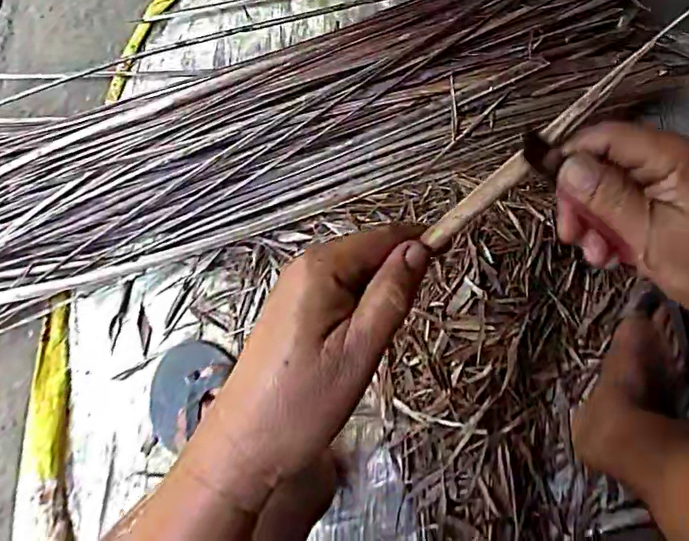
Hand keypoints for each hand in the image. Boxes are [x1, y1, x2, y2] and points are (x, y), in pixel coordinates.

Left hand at [184, 225, 430, 507]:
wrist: (237, 454)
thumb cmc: (299, 407)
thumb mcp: (359, 352)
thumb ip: (392, 295)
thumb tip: (420, 247)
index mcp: (322, 267)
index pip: (386, 235)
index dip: (422, 242)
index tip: (451, 256)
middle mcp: (307, 265)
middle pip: (372, 250)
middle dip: (398, 275)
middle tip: (403, 323)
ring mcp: (296, 285)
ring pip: (359, 272)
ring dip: (380, 293)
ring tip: (377, 339)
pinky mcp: (294, 306)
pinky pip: (341, 289)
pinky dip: (360, 306)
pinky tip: (355, 342)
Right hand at [555, 122, 688, 324]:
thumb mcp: (652, 237)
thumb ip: (609, 199)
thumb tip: (567, 166)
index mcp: (669, 154)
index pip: (606, 136)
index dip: (572, 155)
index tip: (550, 187)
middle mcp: (661, 158)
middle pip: (601, 161)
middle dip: (581, 198)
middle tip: (571, 234)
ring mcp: (658, 179)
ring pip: (604, 184)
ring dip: (592, 219)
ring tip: (595, 255)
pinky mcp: (655, 199)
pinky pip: (618, 202)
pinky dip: (607, 228)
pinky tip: (609, 255)